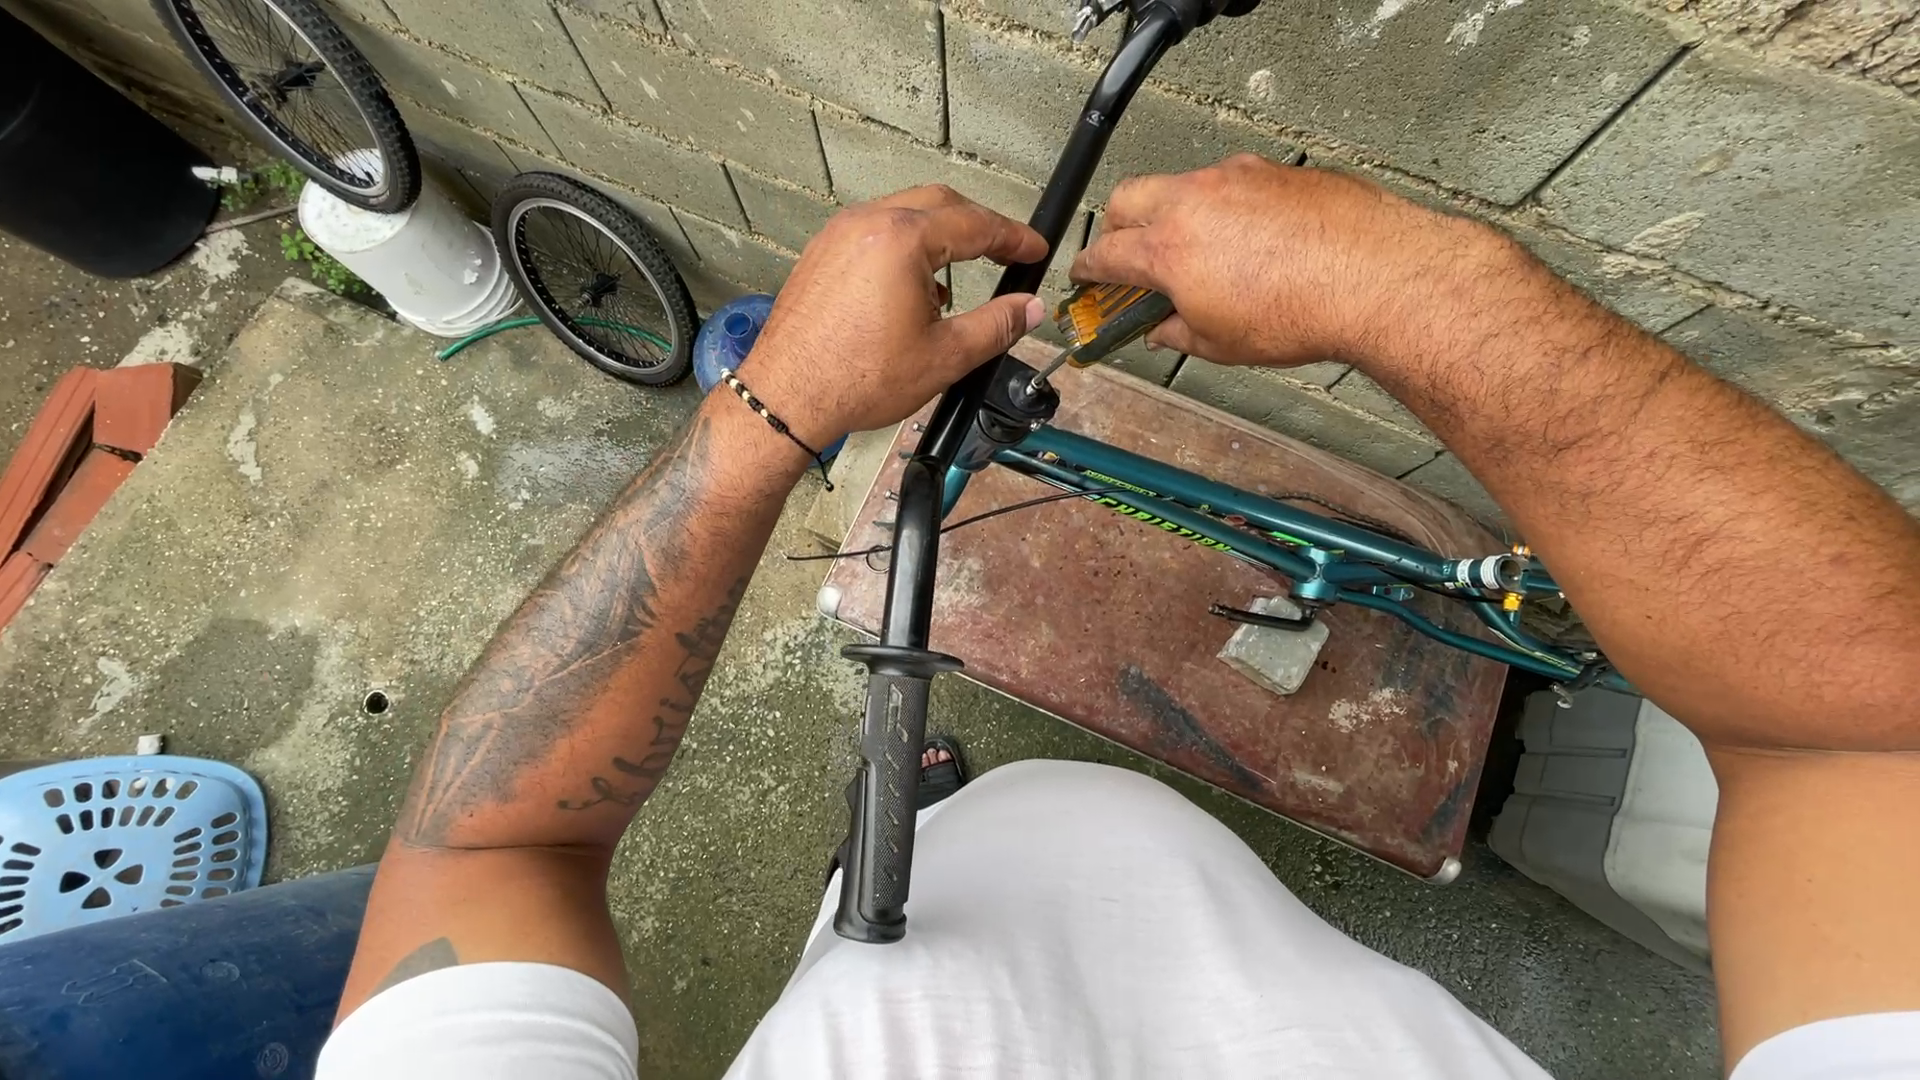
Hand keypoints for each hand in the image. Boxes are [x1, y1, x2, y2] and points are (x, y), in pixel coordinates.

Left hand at [737, 186, 1048, 446]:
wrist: (788, 397)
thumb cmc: (861, 379)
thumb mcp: (944, 356)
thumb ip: (996, 326)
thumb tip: (1029, 308)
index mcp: (902, 239)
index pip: (974, 224)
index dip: (1013, 237)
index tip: (1035, 249)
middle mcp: (867, 223)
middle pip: (939, 204)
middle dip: (977, 225)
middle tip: (1004, 252)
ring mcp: (839, 235)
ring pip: (903, 215)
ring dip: (939, 238)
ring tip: (958, 281)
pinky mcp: (821, 254)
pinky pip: (874, 234)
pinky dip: (904, 249)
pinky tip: (912, 291)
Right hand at [1071, 154, 1513, 368]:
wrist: (1375, 278)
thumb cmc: (1300, 311)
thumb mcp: (1218, 343)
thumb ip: (1175, 332)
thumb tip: (1162, 329)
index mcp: (1167, 249)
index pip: (1104, 252)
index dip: (1086, 268)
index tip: (1084, 275)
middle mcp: (1193, 202)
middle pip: (1126, 198)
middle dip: (1115, 227)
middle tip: (1126, 256)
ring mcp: (1234, 179)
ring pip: (1176, 186)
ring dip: (1167, 214)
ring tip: (1190, 252)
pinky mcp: (1271, 172)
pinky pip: (1225, 183)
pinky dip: (1215, 207)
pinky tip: (1239, 239)